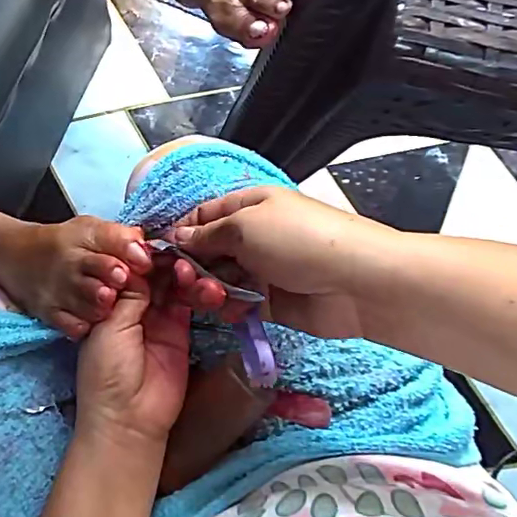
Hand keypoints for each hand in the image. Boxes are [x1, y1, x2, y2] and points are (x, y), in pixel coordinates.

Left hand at [76, 271, 191, 447]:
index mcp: (109, 301)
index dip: (143, 254)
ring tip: (191, 275)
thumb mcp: (111, 326)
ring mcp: (158, 318)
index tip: (158, 241)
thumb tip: (145, 261)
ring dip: (185, 275)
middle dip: (168, 261)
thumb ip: (131, 294)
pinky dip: (199, 292)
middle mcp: (133, 305)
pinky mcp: (180, 331)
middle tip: (181, 255)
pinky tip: (206, 287)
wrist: (129, 418)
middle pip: (154, 273)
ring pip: (174, 285)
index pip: (128, 269)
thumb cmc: (108, 372)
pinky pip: (190, 304)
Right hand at [169, 186, 396, 338]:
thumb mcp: (245, 225)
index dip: (179, 233)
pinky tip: (236, 310)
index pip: (201, 215)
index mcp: (247, 205)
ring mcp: (260, 269)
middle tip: (187, 280)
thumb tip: (176, 236)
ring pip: (218, 280)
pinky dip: (232, 307)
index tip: (160, 254)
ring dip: (210, 289)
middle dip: (192, 266)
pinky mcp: (269, 301)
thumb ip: (206, 233)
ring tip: (217, 296)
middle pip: (205, 251)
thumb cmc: (299, 240)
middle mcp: (251, 236)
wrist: (356, 282)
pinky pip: (237, 303)